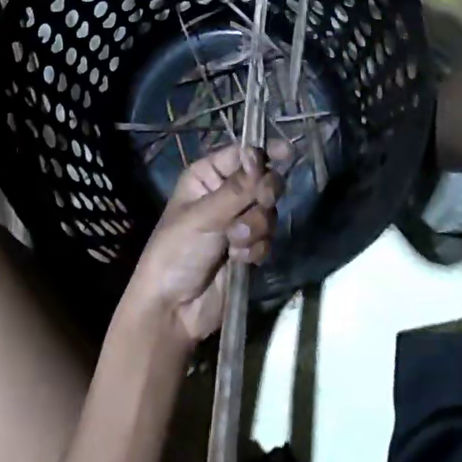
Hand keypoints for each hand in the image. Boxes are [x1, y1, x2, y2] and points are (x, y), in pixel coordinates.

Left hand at [123, 143, 284, 349]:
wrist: (174, 307)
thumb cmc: (176, 252)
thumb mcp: (202, 217)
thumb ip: (236, 190)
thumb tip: (258, 156)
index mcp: (206, 177)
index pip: (242, 155)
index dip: (263, 154)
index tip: (287, 153)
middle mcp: (225, 194)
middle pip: (263, 181)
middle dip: (262, 196)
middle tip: (260, 202)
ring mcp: (239, 221)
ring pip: (269, 212)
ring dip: (256, 228)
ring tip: (233, 244)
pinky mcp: (250, 248)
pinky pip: (268, 238)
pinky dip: (257, 248)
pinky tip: (239, 260)